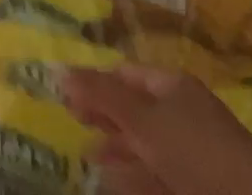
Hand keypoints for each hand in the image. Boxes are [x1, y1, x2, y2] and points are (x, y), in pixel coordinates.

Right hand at [62, 67, 251, 194]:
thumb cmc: (194, 150)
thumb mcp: (140, 118)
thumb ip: (98, 93)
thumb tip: (57, 68)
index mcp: (171, 86)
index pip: (123, 75)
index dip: (93, 83)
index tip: (66, 99)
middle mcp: (180, 113)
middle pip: (131, 110)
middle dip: (102, 118)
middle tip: (76, 125)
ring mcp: (190, 151)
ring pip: (142, 145)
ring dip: (115, 151)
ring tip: (92, 160)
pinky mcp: (194, 183)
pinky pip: (156, 173)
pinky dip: (135, 176)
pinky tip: (116, 181)